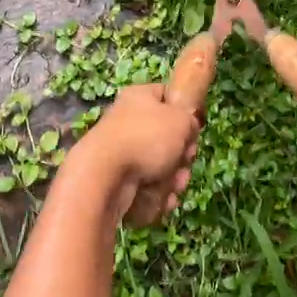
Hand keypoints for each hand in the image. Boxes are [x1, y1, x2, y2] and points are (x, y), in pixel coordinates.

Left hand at [70, 83, 198, 226]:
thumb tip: (187, 130)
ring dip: (172, 178)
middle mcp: (128, 121)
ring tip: (174, 186)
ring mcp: (121, 152)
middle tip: (185, 163)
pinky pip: (145, 186)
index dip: (184, 114)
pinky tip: (163, 200)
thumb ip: (191, 121)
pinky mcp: (116, 179)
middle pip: (166, 137)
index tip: (192, 131)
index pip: (167, 96)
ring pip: (158, 165)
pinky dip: (156, 195)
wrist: (103, 176)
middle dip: (181, 156)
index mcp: (139, 97)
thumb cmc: (146, 138)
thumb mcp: (181, 120)